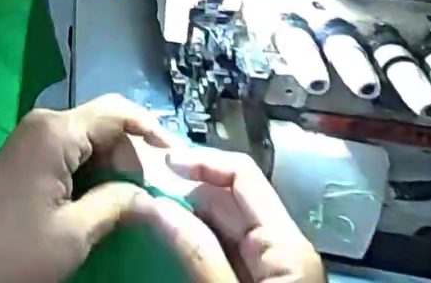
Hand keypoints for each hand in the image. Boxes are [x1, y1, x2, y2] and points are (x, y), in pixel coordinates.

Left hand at [0, 95, 175, 282]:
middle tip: (158, 191)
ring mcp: (33, 136)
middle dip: (132, 153)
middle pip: (103, 124)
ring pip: (88, 138)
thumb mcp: (74, 234)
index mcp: (57, 130)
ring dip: (113, 163)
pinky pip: (70, 150)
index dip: (150, 128)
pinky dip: (92, 169)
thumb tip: (151, 196)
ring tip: (137, 198)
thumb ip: (117, 205)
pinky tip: (105, 195)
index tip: (178, 157)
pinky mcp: (26, 155)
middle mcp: (45, 121)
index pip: (116, 111)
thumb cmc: (15, 251)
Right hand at [145, 148, 323, 282]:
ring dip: (188, 214)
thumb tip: (156, 203)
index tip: (161, 162)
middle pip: (229, 198)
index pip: (242, 173)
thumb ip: (198, 253)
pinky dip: (197, 242)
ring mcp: (273, 271)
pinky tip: (170, 242)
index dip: (202, 159)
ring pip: (224, 225)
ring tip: (149, 209)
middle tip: (143, 187)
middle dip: (187, 188)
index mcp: (287, 244)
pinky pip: (226, 251)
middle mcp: (283, 247)